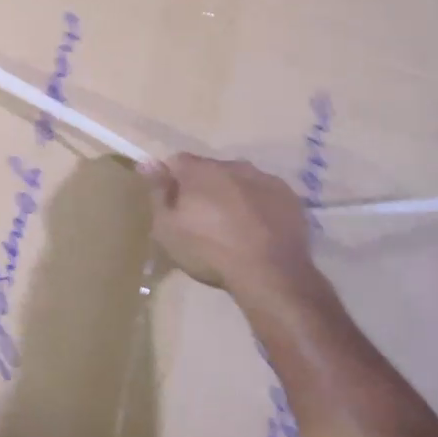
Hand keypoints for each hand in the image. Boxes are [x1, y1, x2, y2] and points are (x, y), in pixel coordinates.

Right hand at [145, 155, 326, 311]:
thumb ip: (157, 192)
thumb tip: (147, 162)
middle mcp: (232, 165)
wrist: (270, 274)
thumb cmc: (209, 251)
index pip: (176, 161)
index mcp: (199, 169)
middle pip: (210, 170)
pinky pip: (265, 195)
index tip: (172, 204)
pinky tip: (257, 231)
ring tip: (232, 228)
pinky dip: (258, 206)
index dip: (171, 181)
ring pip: (239, 180)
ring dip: (232, 195)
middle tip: (201, 220)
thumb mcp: (168, 228)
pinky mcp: (290, 197)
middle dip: (203, 187)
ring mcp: (265, 179)